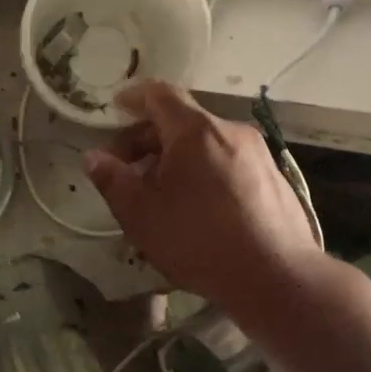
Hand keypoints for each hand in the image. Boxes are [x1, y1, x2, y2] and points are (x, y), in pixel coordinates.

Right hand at [83, 80, 321, 313]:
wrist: (276, 276)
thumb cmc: (197, 239)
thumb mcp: (139, 213)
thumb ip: (112, 180)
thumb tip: (94, 157)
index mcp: (195, 131)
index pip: (160, 95)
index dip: (134, 97)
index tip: (116, 108)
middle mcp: (231, 131)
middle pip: (182, 121)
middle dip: (148, 139)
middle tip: (126, 170)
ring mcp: (258, 155)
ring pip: (206, 144)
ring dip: (176, 159)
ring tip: (158, 194)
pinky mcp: (274, 180)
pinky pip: (228, 163)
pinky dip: (203, 172)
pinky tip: (195, 209)